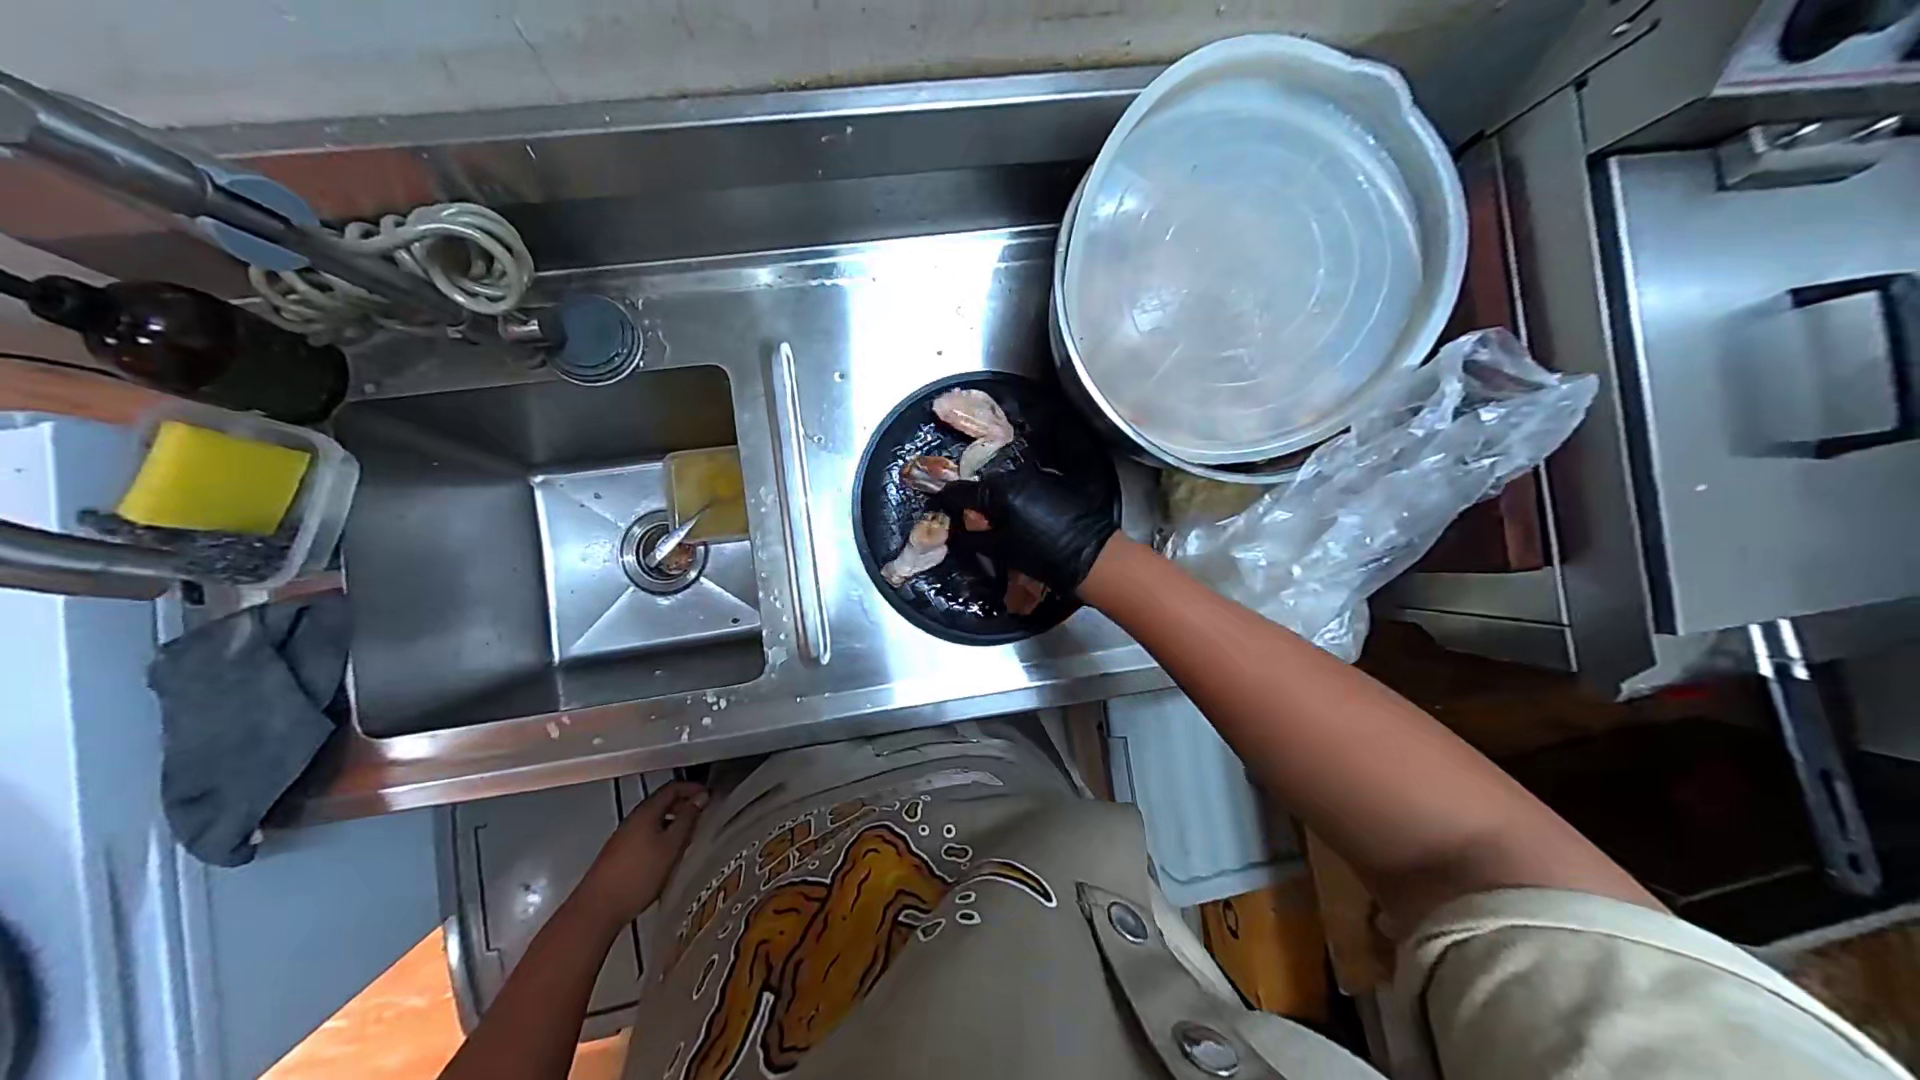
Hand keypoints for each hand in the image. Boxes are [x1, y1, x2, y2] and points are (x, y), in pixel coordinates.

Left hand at [573, 780, 707, 929]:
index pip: (672, 788)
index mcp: (646, 812)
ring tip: (690, 835)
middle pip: (662, 802)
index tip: (710, 797)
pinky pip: (646, 834)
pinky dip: (662, 835)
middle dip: (684, 804)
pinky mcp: (618, 854)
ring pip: (654, 819)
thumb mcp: (671, 846)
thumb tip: (701, 798)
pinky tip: (669, 854)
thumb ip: (687, 819)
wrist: (597, 909)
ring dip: (673, 821)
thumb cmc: (639, 874)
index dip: (693, 788)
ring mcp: (623, 837)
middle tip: (703, 815)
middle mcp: (633, 819)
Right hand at [942, 464, 1118, 593]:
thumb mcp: (1002, 550)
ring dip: (999, 499)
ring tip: (997, 520)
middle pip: (985, 485)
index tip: (940, 504)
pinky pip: (1026, 487)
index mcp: (999, 492)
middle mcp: (1017, 477)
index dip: (947, 499)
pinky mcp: (1055, 482)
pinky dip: (1018, 499)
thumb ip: (974, 538)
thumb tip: (958, 531)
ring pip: (1006, 485)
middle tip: (971, 520)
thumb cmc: (1044, 557)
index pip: (961, 491)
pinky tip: (1022, 517)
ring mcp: (1038, 477)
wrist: (1093, 557)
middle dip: (976, 501)